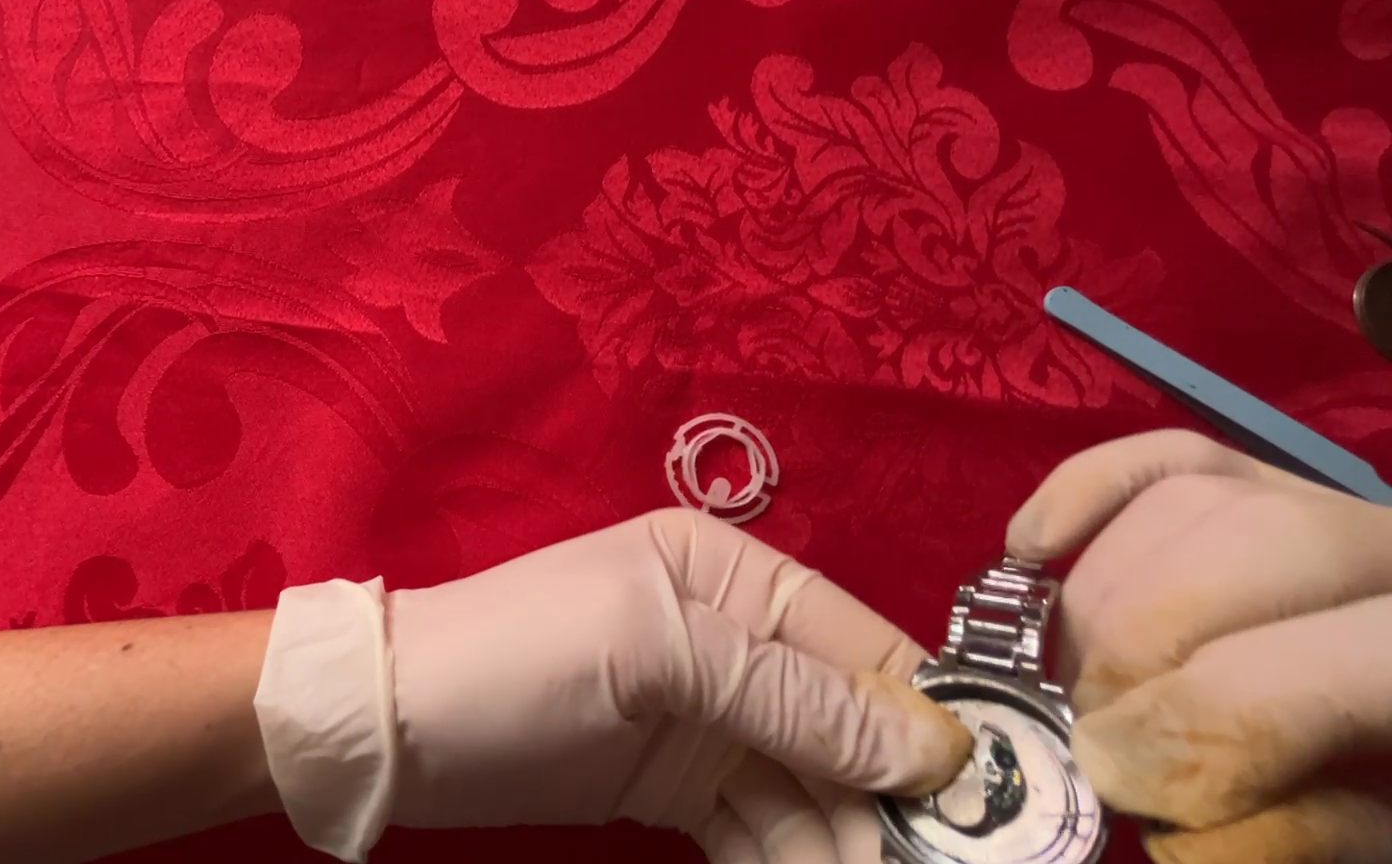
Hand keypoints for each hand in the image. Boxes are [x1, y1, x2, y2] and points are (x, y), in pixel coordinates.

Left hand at [256, 508, 972, 862]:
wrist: (408, 722)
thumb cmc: (523, 656)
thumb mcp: (650, 651)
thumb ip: (782, 691)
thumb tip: (924, 744)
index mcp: (718, 571)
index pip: (849, 636)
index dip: (924, 710)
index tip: (1000, 797)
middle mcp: (724, 633)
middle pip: (841, 718)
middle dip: (892, 797)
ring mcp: (703, 711)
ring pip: (810, 782)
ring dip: (848, 842)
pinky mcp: (679, 777)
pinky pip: (764, 822)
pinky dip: (795, 856)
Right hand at [1006, 430, 1391, 863]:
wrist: (1387, 703)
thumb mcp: (1390, 848)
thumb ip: (1292, 833)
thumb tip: (1150, 801)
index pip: (1302, 669)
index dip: (1187, 725)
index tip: (1112, 777)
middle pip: (1231, 559)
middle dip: (1128, 652)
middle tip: (1087, 726)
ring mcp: (1322, 495)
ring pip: (1176, 504)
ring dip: (1094, 596)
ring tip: (1076, 672)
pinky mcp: (1256, 474)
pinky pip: (1153, 455)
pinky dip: (1073, 491)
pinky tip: (1031, 549)